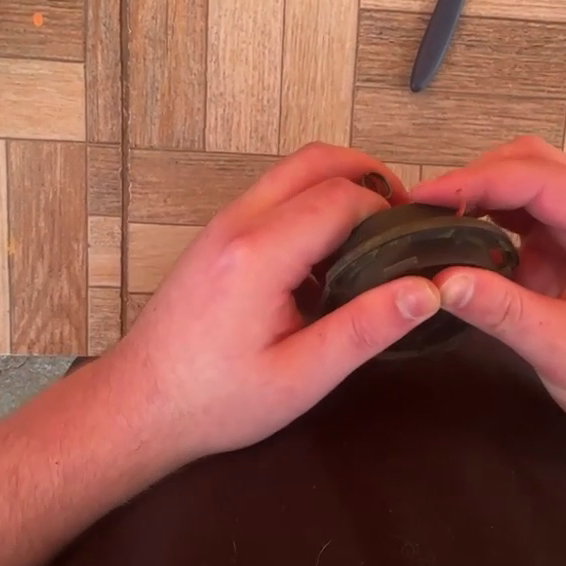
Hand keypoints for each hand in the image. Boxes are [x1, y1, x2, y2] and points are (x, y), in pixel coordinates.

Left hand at [93, 143, 440, 463]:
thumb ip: (365, 328)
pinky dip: (311, 202)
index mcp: (260, 253)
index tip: (412, 245)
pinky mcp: (216, 236)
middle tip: (401, 222)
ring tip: (372, 238)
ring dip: (339, 186)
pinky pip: (274, 195)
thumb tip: (426, 292)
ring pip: (292, 172)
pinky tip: (328, 256)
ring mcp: (222, 224)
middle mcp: (238, 222)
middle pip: (315, 160)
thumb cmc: (219, 400)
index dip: (386, 213)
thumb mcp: (302, 376)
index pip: (340, 197)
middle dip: (369, 177)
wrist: (139, 405)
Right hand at [409, 137, 565, 460]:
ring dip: (481, 196)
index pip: (540, 179)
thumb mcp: (562, 349)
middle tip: (424, 207)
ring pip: (528, 185)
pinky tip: (460, 237)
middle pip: (534, 165)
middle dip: (477, 178)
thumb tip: (437, 283)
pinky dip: (490, 220)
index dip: (477, 180)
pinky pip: (526, 218)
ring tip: (433, 219)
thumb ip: (501, 310)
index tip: (425, 196)